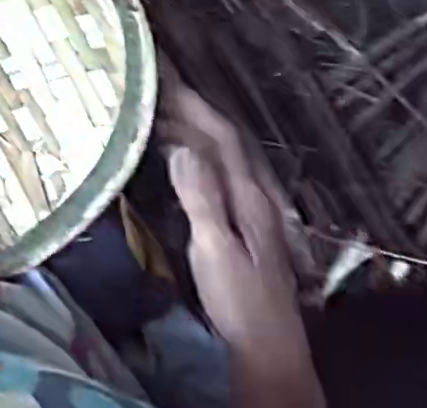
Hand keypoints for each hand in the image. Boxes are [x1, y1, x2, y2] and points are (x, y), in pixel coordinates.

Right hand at [163, 79, 323, 407]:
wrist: (269, 348)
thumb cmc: (240, 301)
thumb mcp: (215, 250)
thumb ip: (200, 198)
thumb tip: (180, 148)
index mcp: (248, 194)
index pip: (220, 135)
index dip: (193, 104)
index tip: (164, 78)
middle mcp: (253, 192)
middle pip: (223, 136)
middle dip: (191, 107)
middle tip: (156, 85)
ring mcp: (251, 205)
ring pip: (221, 151)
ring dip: (193, 125)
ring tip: (159, 109)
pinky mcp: (243, 218)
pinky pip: (218, 167)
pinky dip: (195, 148)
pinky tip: (178, 151)